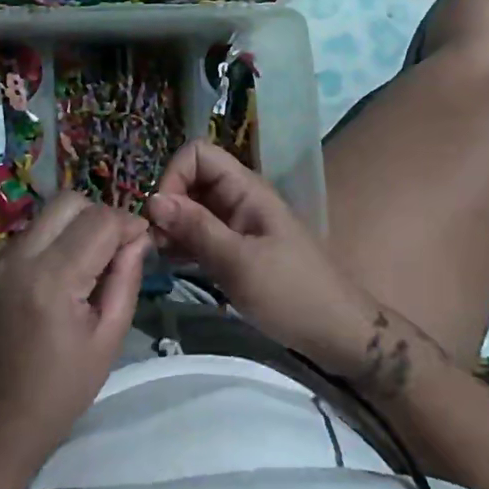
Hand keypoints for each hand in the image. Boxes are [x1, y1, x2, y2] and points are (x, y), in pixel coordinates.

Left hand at [0, 195, 147, 488]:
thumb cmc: (59, 392)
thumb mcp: (108, 340)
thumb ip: (125, 279)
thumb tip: (138, 238)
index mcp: (53, 279)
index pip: (100, 220)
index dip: (129, 224)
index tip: (143, 244)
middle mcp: (21, 257)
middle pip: (70, 201)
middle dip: (101, 216)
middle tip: (117, 248)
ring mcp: (0, 259)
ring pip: (48, 211)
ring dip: (77, 224)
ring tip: (93, 260)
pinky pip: (32, 231)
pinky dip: (55, 236)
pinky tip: (67, 268)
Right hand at [146, 141, 382, 377]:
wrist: (337, 333)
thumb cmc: (292, 294)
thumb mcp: (239, 262)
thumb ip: (196, 228)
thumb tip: (152, 200)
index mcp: (246, 189)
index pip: (197, 154)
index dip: (174, 176)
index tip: (162, 215)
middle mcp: (238, 198)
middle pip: (190, 180)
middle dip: (167, 205)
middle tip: (157, 243)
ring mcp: (236, 224)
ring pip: (191, 208)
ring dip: (172, 227)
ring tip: (163, 257)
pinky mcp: (235, 248)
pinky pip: (199, 233)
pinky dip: (183, 244)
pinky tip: (174, 265)